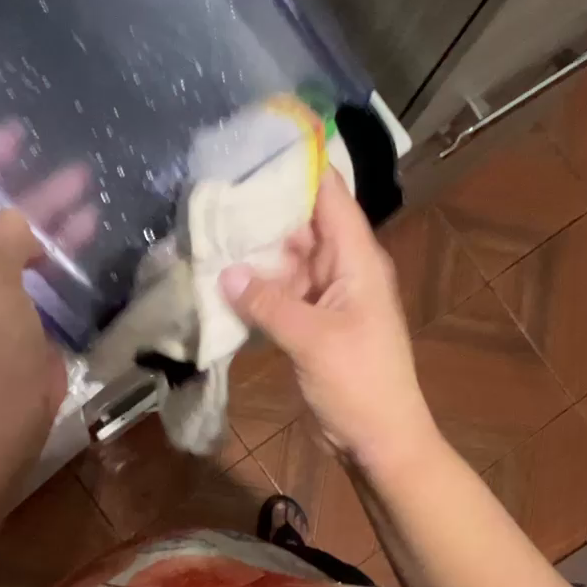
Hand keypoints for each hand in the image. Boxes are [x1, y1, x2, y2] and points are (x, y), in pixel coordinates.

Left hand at [0, 147, 66, 436]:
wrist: (8, 408)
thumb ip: (2, 229)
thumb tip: (22, 222)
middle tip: (10, 129)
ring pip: (4, 223)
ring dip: (34, 197)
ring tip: (73, 169)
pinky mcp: (17, 298)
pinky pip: (36, 255)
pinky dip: (58, 237)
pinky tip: (87, 216)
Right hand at [220, 176, 437, 470]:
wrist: (379, 439)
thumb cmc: (359, 383)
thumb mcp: (313, 339)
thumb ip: (267, 303)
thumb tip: (223, 273)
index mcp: (356, 259)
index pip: (329, 195)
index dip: (298, 167)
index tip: (253, 147)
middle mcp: (343, 270)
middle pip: (301, 226)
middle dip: (262, 213)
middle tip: (210, 197)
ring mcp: (327, 299)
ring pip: (287, 263)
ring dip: (254, 256)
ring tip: (206, 236)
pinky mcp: (312, 326)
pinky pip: (281, 296)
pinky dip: (257, 291)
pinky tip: (221, 284)